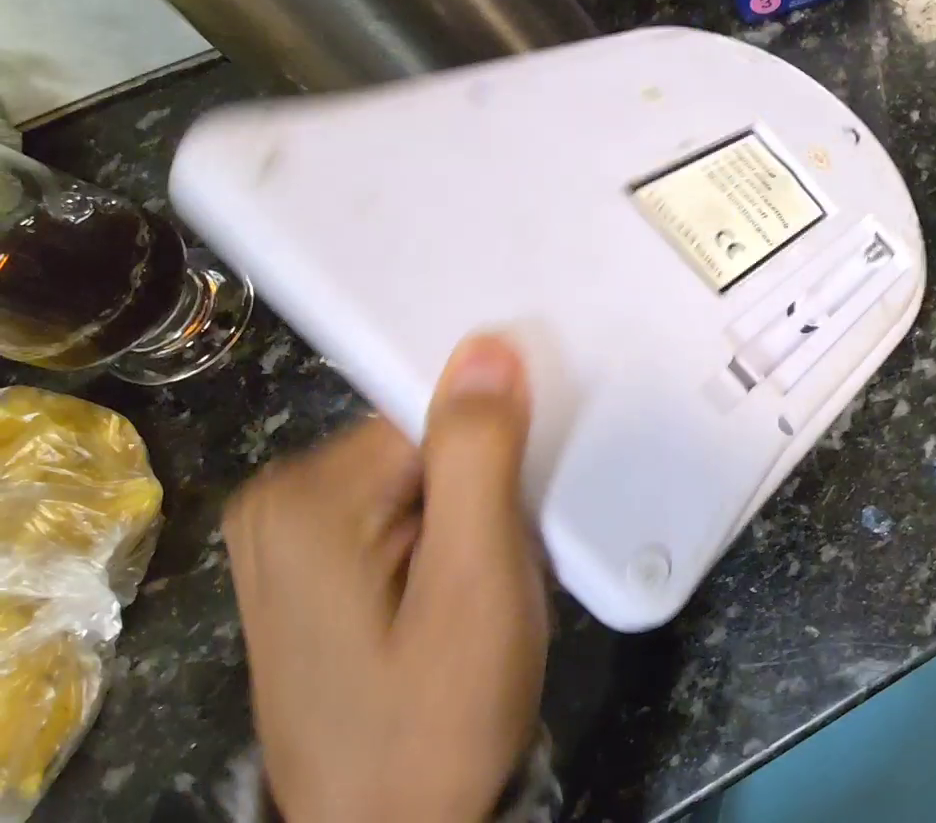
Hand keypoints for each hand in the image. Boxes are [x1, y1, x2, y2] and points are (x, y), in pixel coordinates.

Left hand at [224, 334, 548, 822]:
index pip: (434, 413)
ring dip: (480, 512)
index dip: (501, 445)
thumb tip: (487, 347)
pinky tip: (467, 587)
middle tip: (510, 554)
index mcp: (307, 498)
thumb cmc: (440, 711)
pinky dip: (457, 534)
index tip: (531, 498)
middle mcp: (281, 504)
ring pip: (427, 474)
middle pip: (427, 441)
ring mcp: (291, 538)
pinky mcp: (316, 566)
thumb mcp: (477, 580)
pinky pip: (409, 508)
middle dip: (490, 484)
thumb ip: (479, 457)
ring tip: (492, 578)